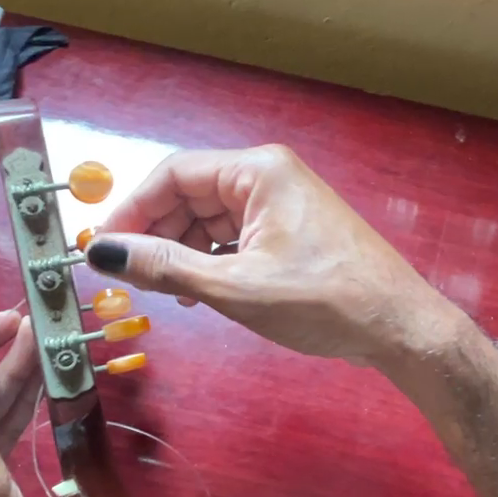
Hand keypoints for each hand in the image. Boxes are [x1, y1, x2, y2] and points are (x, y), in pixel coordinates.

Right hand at [86, 145, 464, 367]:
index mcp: (258, 171)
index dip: (131, 210)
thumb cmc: (321, 299)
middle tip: (128, 277)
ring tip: (164, 291)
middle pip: (191, 195)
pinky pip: (236, 236)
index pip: (173, 174)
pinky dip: (211, 260)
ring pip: (211, 218)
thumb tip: (103, 251)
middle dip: (156, 234)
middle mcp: (269, 176)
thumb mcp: (234, 286)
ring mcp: (283, 203)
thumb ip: (165, 267)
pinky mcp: (292, 230)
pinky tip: (198, 291)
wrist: (397, 325)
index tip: (100, 248)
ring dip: (182, 252)